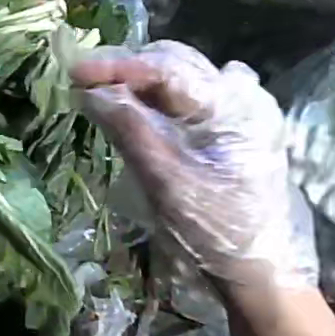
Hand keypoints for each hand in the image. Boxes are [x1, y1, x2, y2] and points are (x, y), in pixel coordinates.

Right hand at [70, 41, 316, 293]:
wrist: (259, 271)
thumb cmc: (214, 228)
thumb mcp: (165, 181)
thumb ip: (130, 130)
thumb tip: (90, 92)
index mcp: (231, 105)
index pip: (165, 69)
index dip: (116, 66)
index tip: (75, 71)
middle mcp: (242, 95)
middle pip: (173, 63)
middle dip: (126, 69)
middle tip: (84, 82)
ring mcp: (242, 109)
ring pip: (181, 76)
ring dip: (140, 81)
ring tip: (104, 92)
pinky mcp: (233, 127)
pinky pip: (191, 97)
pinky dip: (159, 96)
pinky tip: (140, 107)